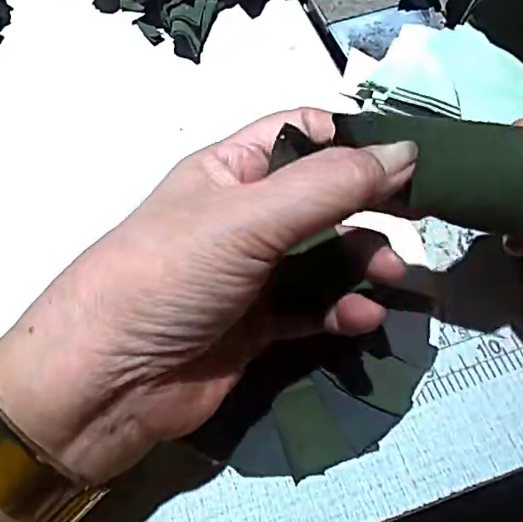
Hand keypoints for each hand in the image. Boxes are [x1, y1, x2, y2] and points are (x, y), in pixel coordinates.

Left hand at [0, 109, 415, 483]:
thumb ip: (330, 184)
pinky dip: (342, 310)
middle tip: (419, 217)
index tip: (407, 158)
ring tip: (391, 276)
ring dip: (364, 262)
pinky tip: (361, 319)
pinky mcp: (261, 324)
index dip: (354, 140)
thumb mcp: (249, 218)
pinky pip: (315, 308)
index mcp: (233, 169)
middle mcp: (246, 215)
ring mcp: (253, 272)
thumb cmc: (170, 276)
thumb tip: (406, 149)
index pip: (304, 133)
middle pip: (325, 195)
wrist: (103, 388)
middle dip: (372, 204)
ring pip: (327, 255)